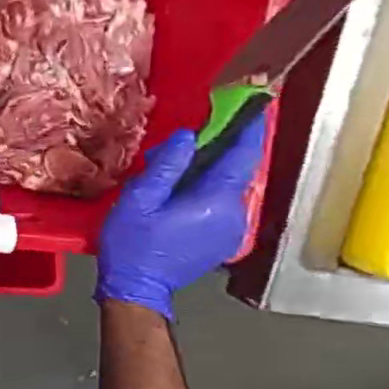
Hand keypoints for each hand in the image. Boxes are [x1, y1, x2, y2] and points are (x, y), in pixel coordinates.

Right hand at [94, 114, 267, 318]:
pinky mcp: (223, 240)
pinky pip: (222, 204)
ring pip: (228, 187)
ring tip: (176, 168)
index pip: (242, 154)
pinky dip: (207, 190)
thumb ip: (166, 166)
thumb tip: (189, 136)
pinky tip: (181, 193)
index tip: (256, 100)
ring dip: (209, 171)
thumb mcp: (138, 200)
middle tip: (187, 140)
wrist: (136, 289)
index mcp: (216, 200)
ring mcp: (232, 229)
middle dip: (217, 149)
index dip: (249, 125)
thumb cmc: (132, 245)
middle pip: (235, 170)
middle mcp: (235, 213)